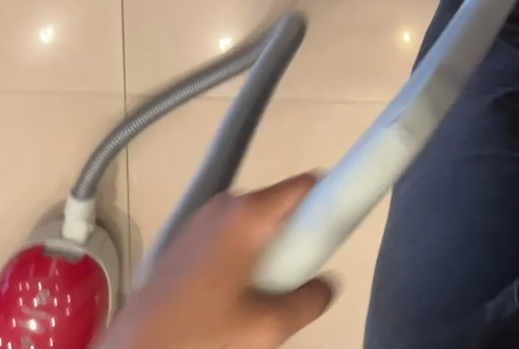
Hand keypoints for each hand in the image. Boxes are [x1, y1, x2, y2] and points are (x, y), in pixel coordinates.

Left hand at [105, 175, 335, 348]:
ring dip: (268, 252)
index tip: (335, 233)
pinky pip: (230, 237)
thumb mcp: (266, 329)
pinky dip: (243, 258)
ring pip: (255, 224)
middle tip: (295, 282)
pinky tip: (230, 302)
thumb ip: (308, 300)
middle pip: (280, 206)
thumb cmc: (200, 338)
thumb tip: (328, 283)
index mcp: (249, 214)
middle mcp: (226, 205)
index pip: (305, 184)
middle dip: (295, 238)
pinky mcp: (184, 241)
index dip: (328, 201)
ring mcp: (201, 220)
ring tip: (259, 300)